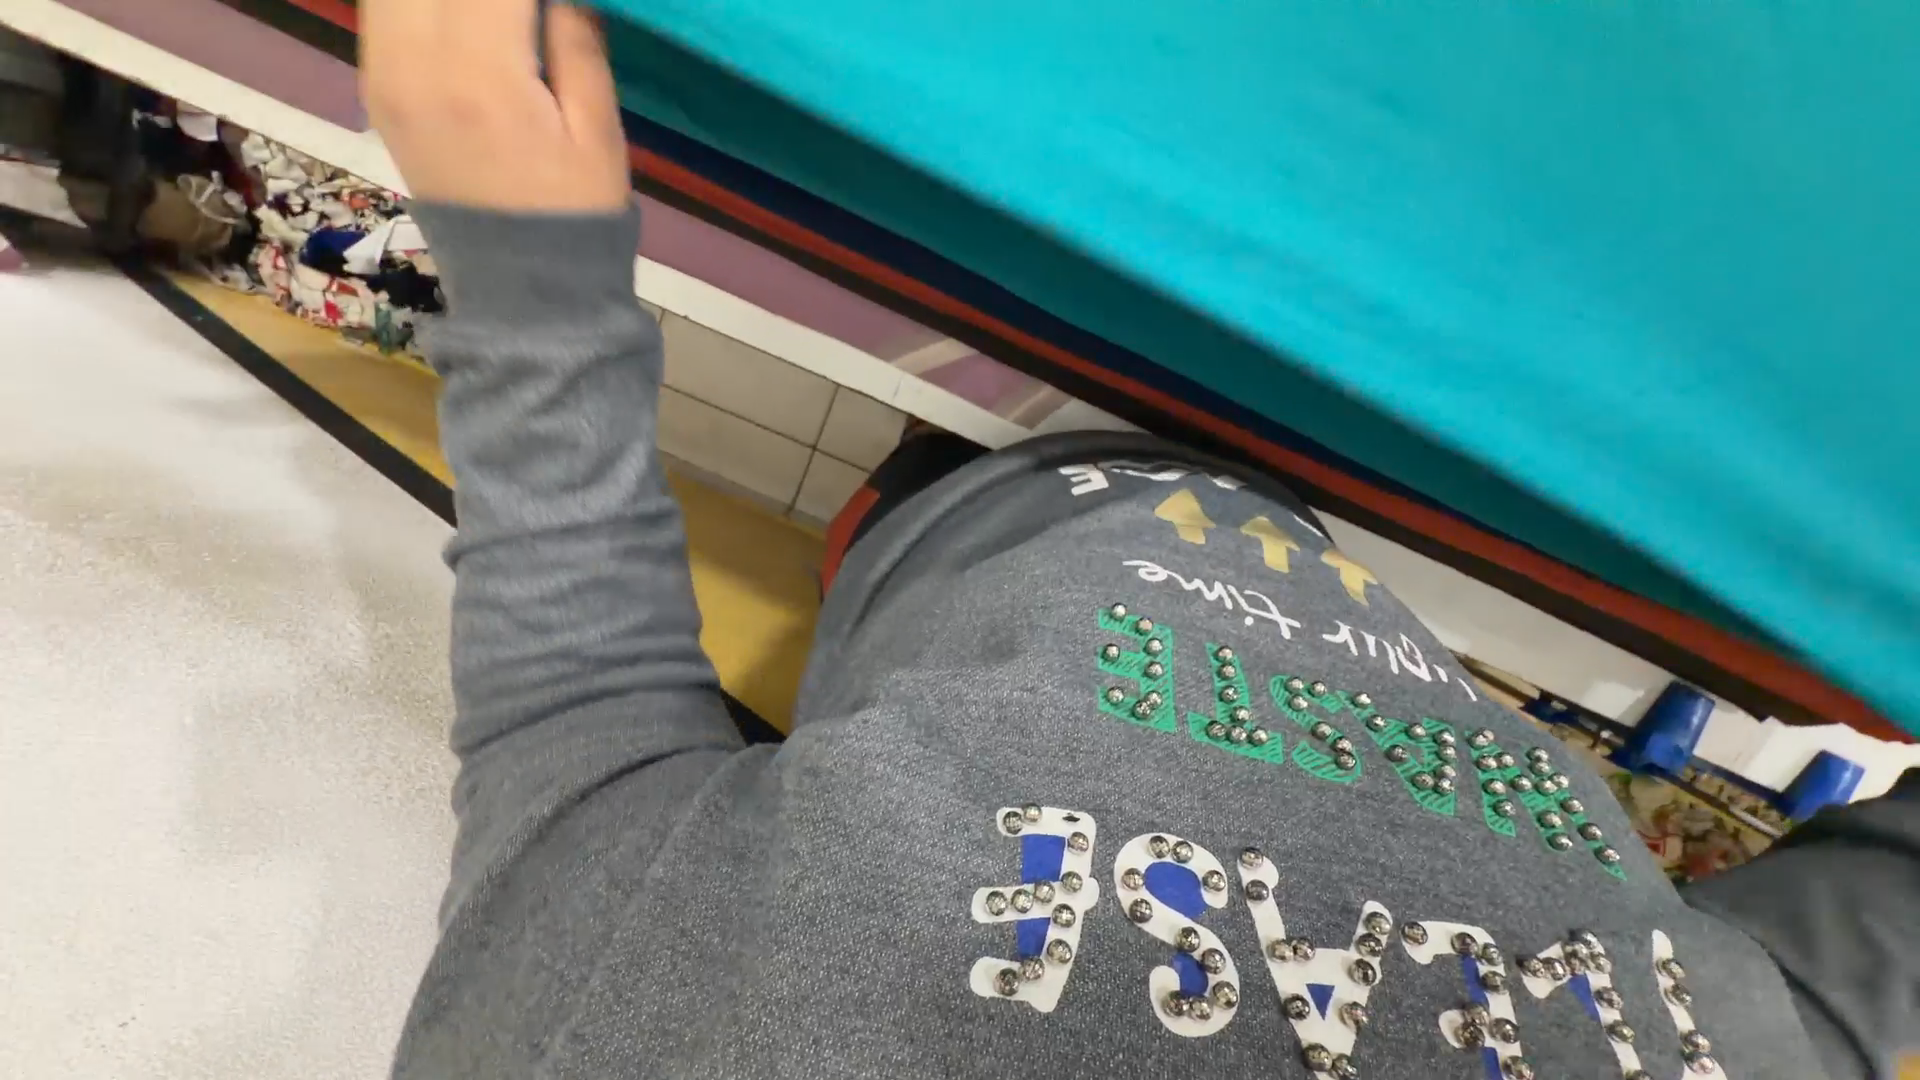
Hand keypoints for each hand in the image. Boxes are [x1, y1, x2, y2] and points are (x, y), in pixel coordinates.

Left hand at [361, 0, 630, 213]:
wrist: (524, 282)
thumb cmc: (578, 212)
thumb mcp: (600, 135)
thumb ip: (577, 44)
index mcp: (483, 77)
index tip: (555, 3)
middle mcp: (413, 60)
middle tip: (528, 11)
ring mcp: (382, 70)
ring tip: (498, 19)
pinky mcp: (373, 83)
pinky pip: (384, 6)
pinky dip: (425, 5)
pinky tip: (464, 21)